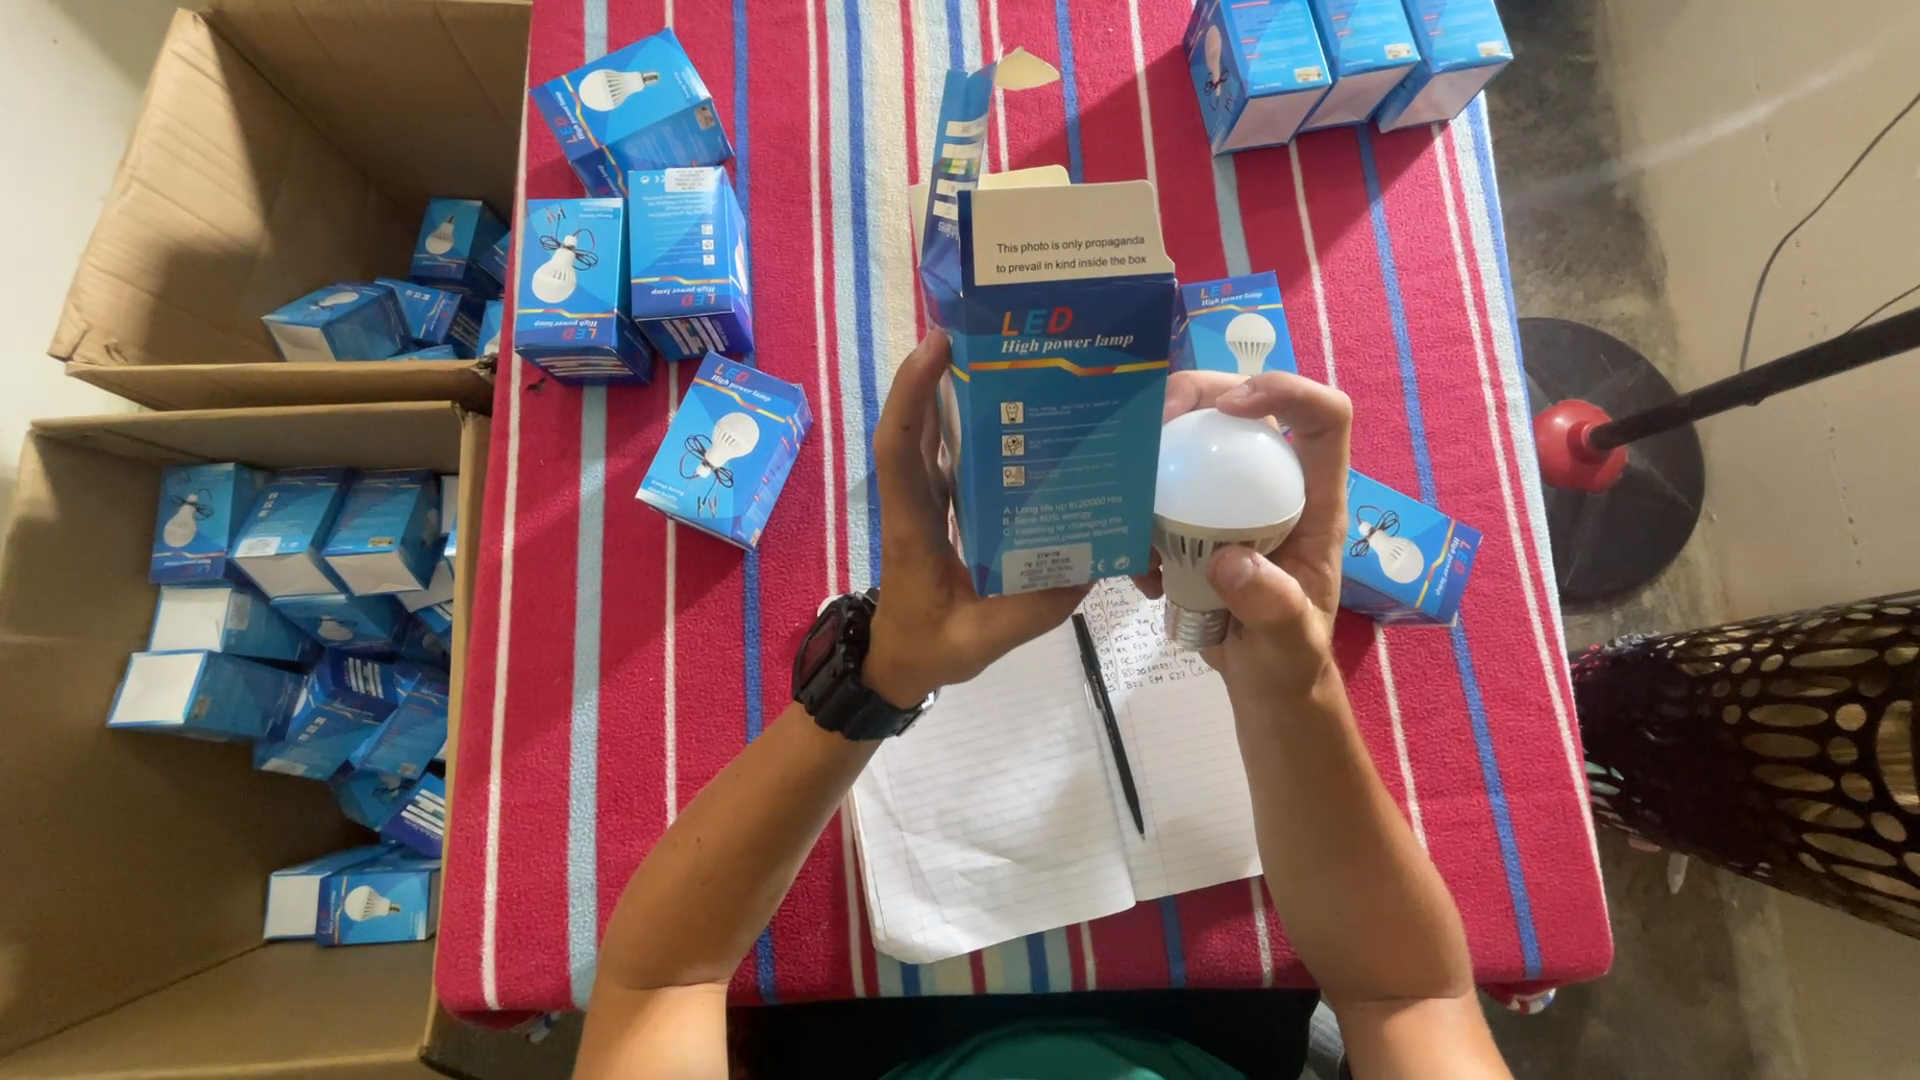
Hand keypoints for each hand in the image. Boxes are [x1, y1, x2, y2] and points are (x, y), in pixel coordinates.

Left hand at [862, 332, 1090, 705]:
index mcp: (912, 527)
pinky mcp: (941, 511)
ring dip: (954, 396)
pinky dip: (972, 432)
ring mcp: (925, 503)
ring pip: (930, 437)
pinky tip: (1017, 420)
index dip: (911, 395)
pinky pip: (951, 461)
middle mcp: (914, 502)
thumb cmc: (927, 649)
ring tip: (1006, 361)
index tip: (938, 346)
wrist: (898, 664)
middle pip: (915, 427)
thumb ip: (1031, 608)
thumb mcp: (981, 639)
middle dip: (938, 374)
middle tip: (986, 333)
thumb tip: (1090, 565)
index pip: (898, 450)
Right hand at [1134, 372, 1352, 699]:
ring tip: (1128, 499)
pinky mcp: (1193, 519)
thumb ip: (1271, 607)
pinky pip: (1161, 488)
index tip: (1229, 408)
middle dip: (1195, 397)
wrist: (1258, 679)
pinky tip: (1136, 561)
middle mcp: (1271, 486)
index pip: (1322, 419)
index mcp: (1313, 502)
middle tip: (1150, 426)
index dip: (1286, 391)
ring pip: (1193, 440)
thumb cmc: (1287, 659)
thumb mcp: (1288, 642)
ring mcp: (1228, 499)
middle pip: (1242, 408)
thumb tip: (1228, 561)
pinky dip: (1137, 509)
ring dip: (1152, 454)